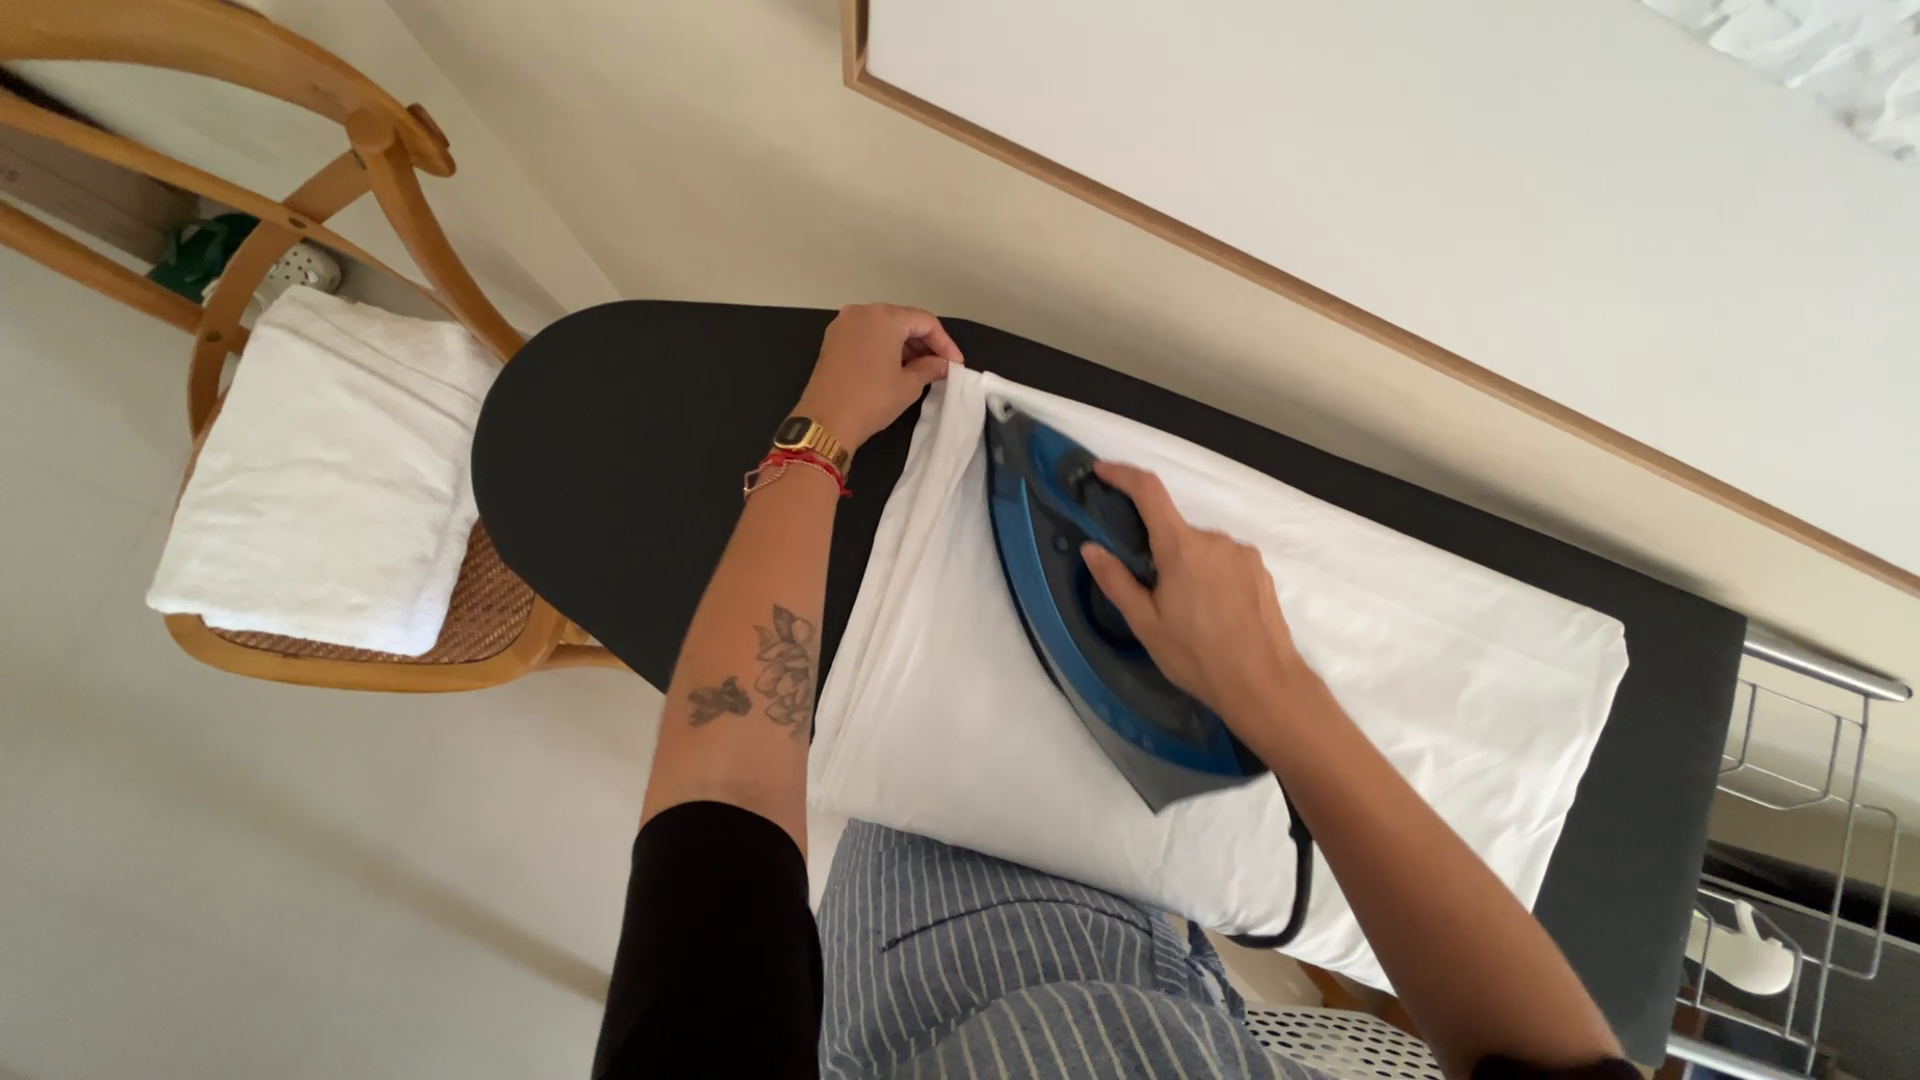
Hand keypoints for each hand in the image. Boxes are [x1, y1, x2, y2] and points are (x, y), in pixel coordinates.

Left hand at [794, 303, 963, 453]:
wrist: (825, 421)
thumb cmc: (871, 400)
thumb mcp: (909, 385)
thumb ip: (931, 368)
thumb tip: (944, 365)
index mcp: (884, 317)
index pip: (925, 322)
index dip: (945, 343)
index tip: (956, 364)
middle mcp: (862, 312)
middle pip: (904, 320)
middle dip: (925, 342)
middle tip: (941, 367)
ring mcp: (844, 324)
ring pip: (884, 327)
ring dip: (905, 345)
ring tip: (922, 369)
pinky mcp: (833, 339)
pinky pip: (868, 335)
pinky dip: (885, 346)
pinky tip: (896, 366)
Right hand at [1080, 461, 1314, 729]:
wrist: (1265, 685)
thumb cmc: (1197, 656)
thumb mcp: (1146, 623)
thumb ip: (1117, 581)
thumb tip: (1092, 548)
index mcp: (1182, 548)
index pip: (1149, 492)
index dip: (1122, 475)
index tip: (1102, 471)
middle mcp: (1214, 540)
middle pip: (1174, 530)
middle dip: (1157, 551)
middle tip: (1152, 594)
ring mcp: (1242, 554)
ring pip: (1200, 549)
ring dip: (1185, 566)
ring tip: (1186, 613)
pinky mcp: (1259, 570)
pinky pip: (1223, 561)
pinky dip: (1208, 576)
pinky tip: (1211, 613)